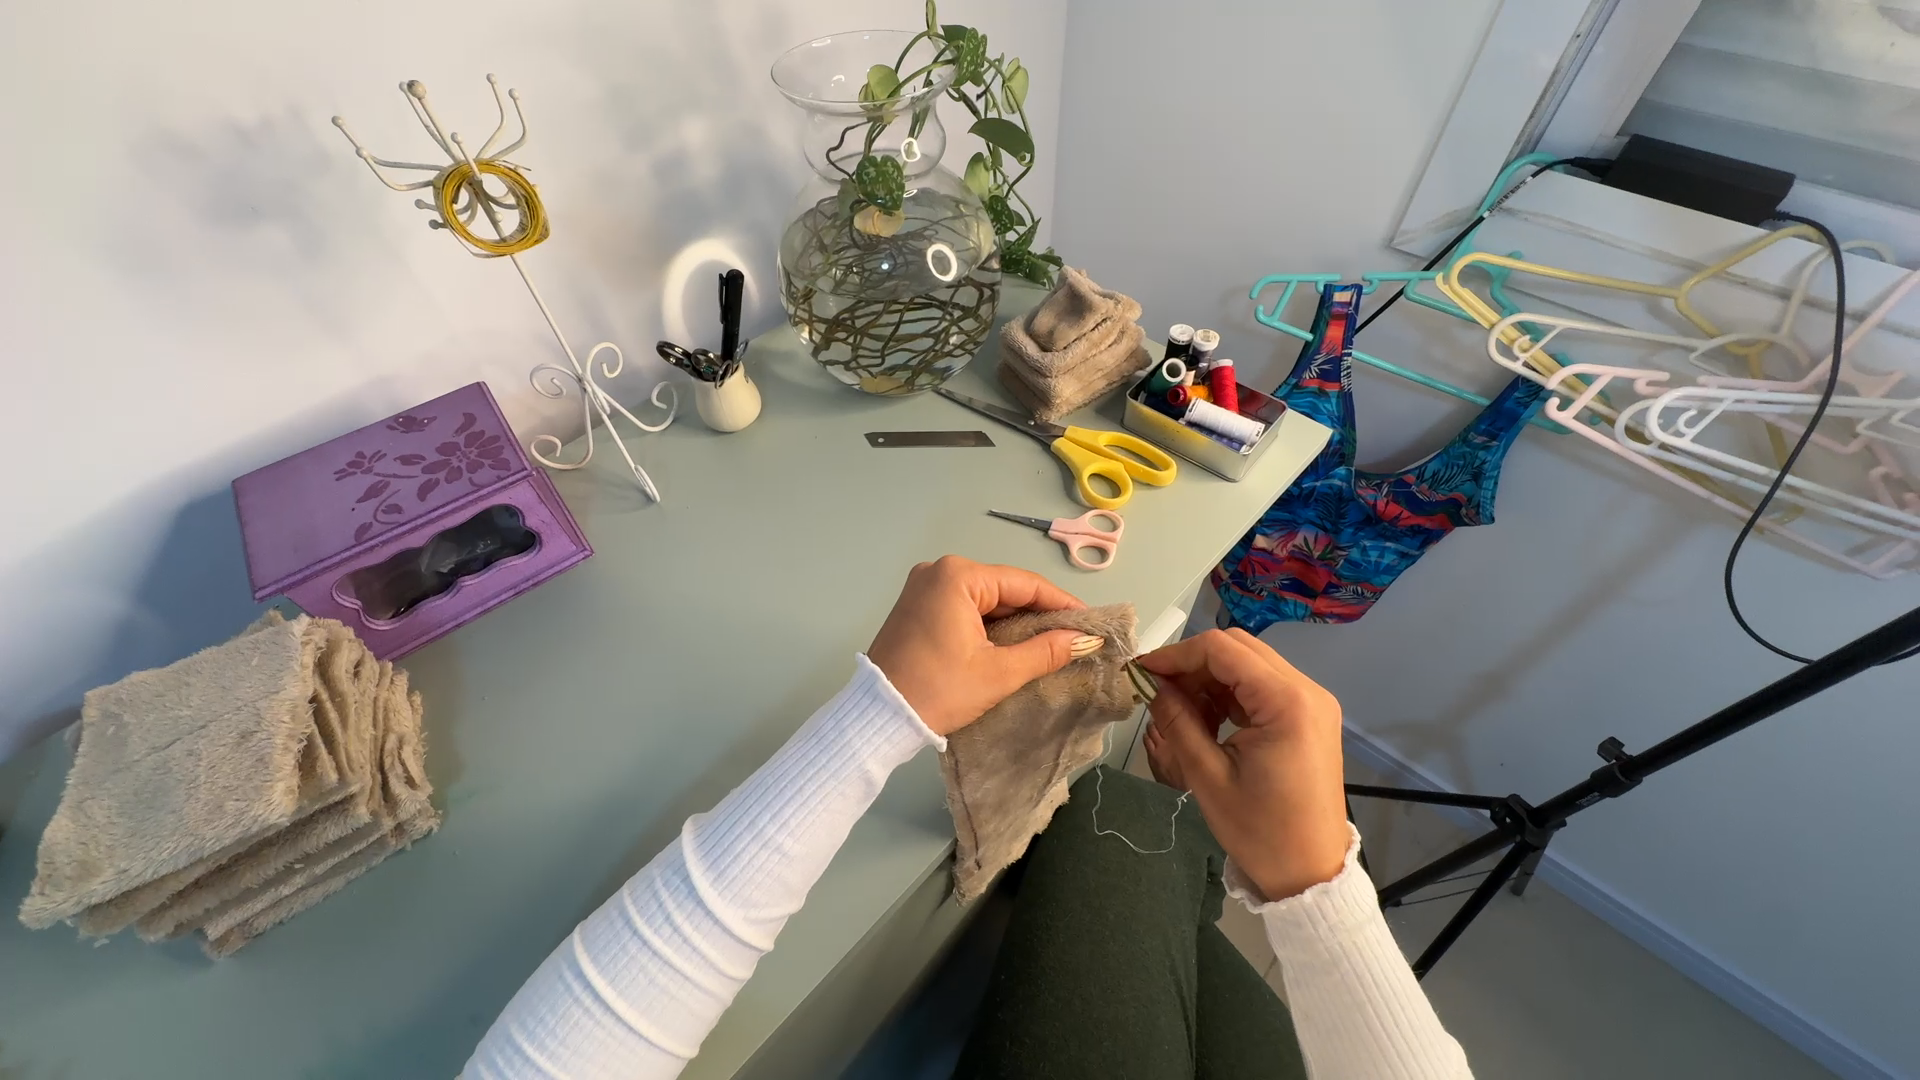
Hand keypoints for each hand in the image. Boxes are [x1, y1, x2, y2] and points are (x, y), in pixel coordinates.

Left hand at [867, 556, 1096, 735]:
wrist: (878, 717)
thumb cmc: (938, 691)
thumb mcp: (998, 673)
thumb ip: (1045, 651)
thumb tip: (1085, 639)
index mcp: (957, 576)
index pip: (1024, 583)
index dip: (1061, 603)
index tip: (1091, 621)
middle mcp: (938, 570)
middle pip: (1004, 588)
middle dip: (1038, 613)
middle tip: (1074, 635)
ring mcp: (924, 587)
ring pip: (985, 599)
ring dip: (1015, 620)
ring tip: (1051, 641)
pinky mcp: (917, 606)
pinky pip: (965, 607)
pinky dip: (989, 623)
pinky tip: (1013, 641)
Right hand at [1139, 629, 1349, 900]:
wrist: (1312, 873)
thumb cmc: (1260, 831)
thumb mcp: (1206, 776)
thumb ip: (1177, 720)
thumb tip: (1150, 683)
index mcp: (1287, 702)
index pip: (1222, 650)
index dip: (1176, 655)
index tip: (1141, 672)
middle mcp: (1306, 690)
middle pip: (1237, 648)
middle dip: (1191, 663)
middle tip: (1156, 688)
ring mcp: (1311, 701)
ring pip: (1248, 662)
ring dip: (1208, 677)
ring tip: (1178, 707)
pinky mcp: (1308, 715)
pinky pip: (1260, 684)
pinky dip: (1228, 691)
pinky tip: (1206, 716)